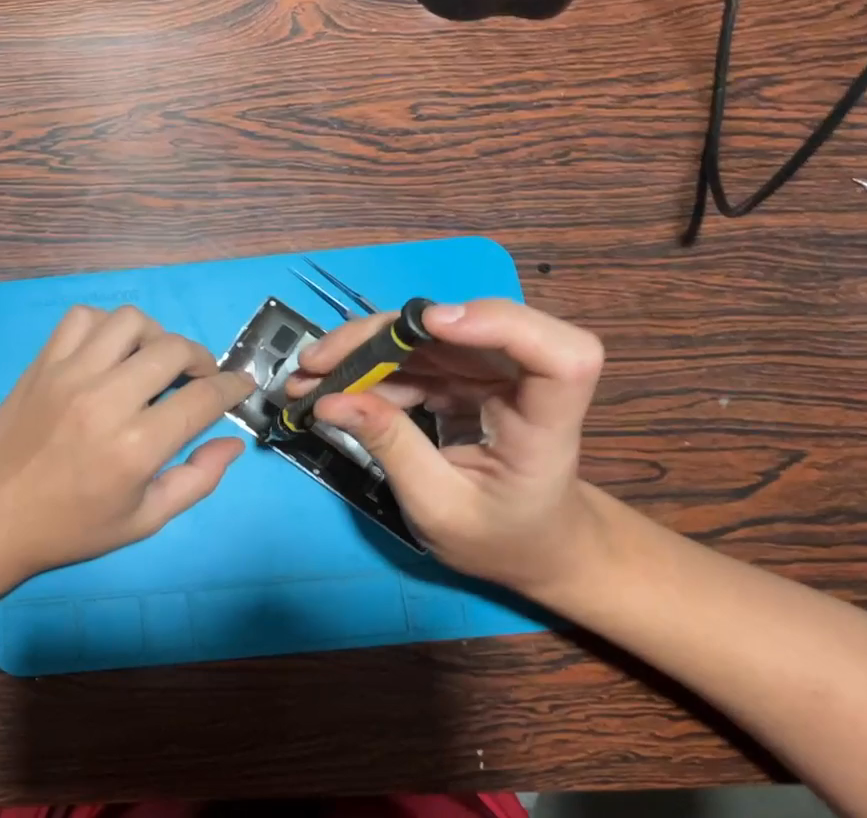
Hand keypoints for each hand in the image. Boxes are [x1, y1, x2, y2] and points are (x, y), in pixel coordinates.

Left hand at [0, 305, 256, 583]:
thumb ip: (196, 480)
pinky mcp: (42, 364)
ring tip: (154, 360)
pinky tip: (110, 351)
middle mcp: (106, 400)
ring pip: (129, 321)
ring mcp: (69, 374)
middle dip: (200, 359)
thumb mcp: (143, 520)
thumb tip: (233, 442)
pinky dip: (105, 326)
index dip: (232, 387)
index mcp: (136, 446)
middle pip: (173, 349)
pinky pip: (81, 318)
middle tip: (198, 377)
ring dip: (155, 335)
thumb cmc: (70, 528)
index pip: (203, 397)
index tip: (240, 386)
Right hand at [285, 298, 604, 594]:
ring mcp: (493, 372)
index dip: (501, 325)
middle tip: (317, 361)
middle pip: (464, 329)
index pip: (559, 357)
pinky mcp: (464, 374)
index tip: (431, 324)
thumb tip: (330, 400)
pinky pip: (412, 355)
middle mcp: (525, 383)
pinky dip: (367, 365)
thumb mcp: (437, 506)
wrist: (530, 542)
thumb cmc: (499, 536)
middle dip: (383, 335)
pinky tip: (328, 382)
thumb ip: (391, 448)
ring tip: (307, 375)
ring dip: (361, 348)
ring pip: (425, 335)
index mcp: (546, 425)